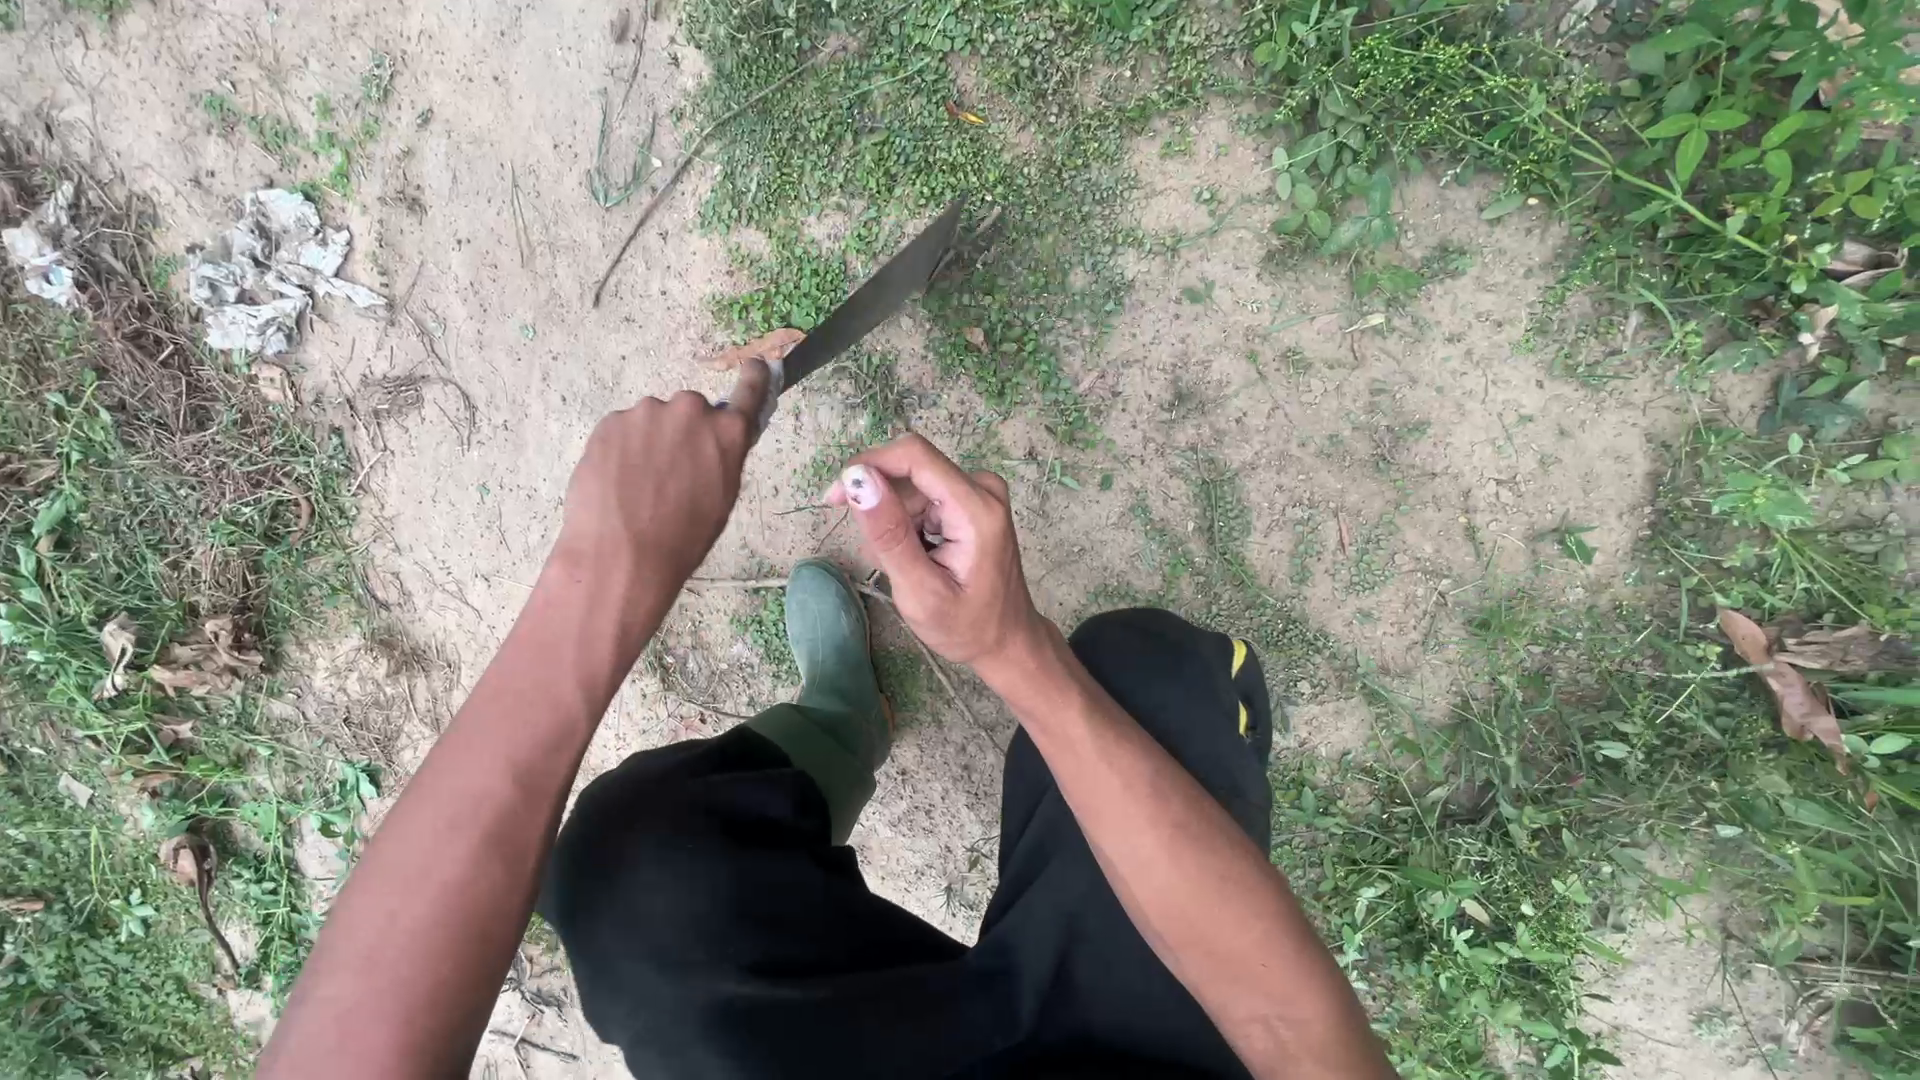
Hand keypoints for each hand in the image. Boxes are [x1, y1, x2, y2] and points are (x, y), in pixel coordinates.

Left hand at [554, 355, 772, 593]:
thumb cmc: (684, 536)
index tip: (754, 366)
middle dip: (685, 432)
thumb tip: (716, 442)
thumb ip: (724, 457)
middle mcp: (690, 411)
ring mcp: (646, 412)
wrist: (622, 553)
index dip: (754, 377)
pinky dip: (624, 449)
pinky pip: (624, 429)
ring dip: (651, 441)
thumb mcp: (722, 497)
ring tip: (641, 484)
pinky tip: (619, 481)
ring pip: (654, 421)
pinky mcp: (610, 421)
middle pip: (691, 411)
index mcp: (728, 432)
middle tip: (673, 472)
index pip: (750, 390)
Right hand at [826, 434, 1047, 672]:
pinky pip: (926, 495)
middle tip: (874, 553)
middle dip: (880, 503)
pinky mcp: (974, 500)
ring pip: (914, 484)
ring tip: (900, 564)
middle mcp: (983, 488)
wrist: (1007, 639)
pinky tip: (915, 555)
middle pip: (911, 469)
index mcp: (976, 508)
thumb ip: (889, 534)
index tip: (835, 498)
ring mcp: (981, 492)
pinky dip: (909, 522)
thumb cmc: (966, 627)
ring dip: (894, 519)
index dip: (867, 466)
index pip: (913, 455)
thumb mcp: (920, 591)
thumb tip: (857, 481)